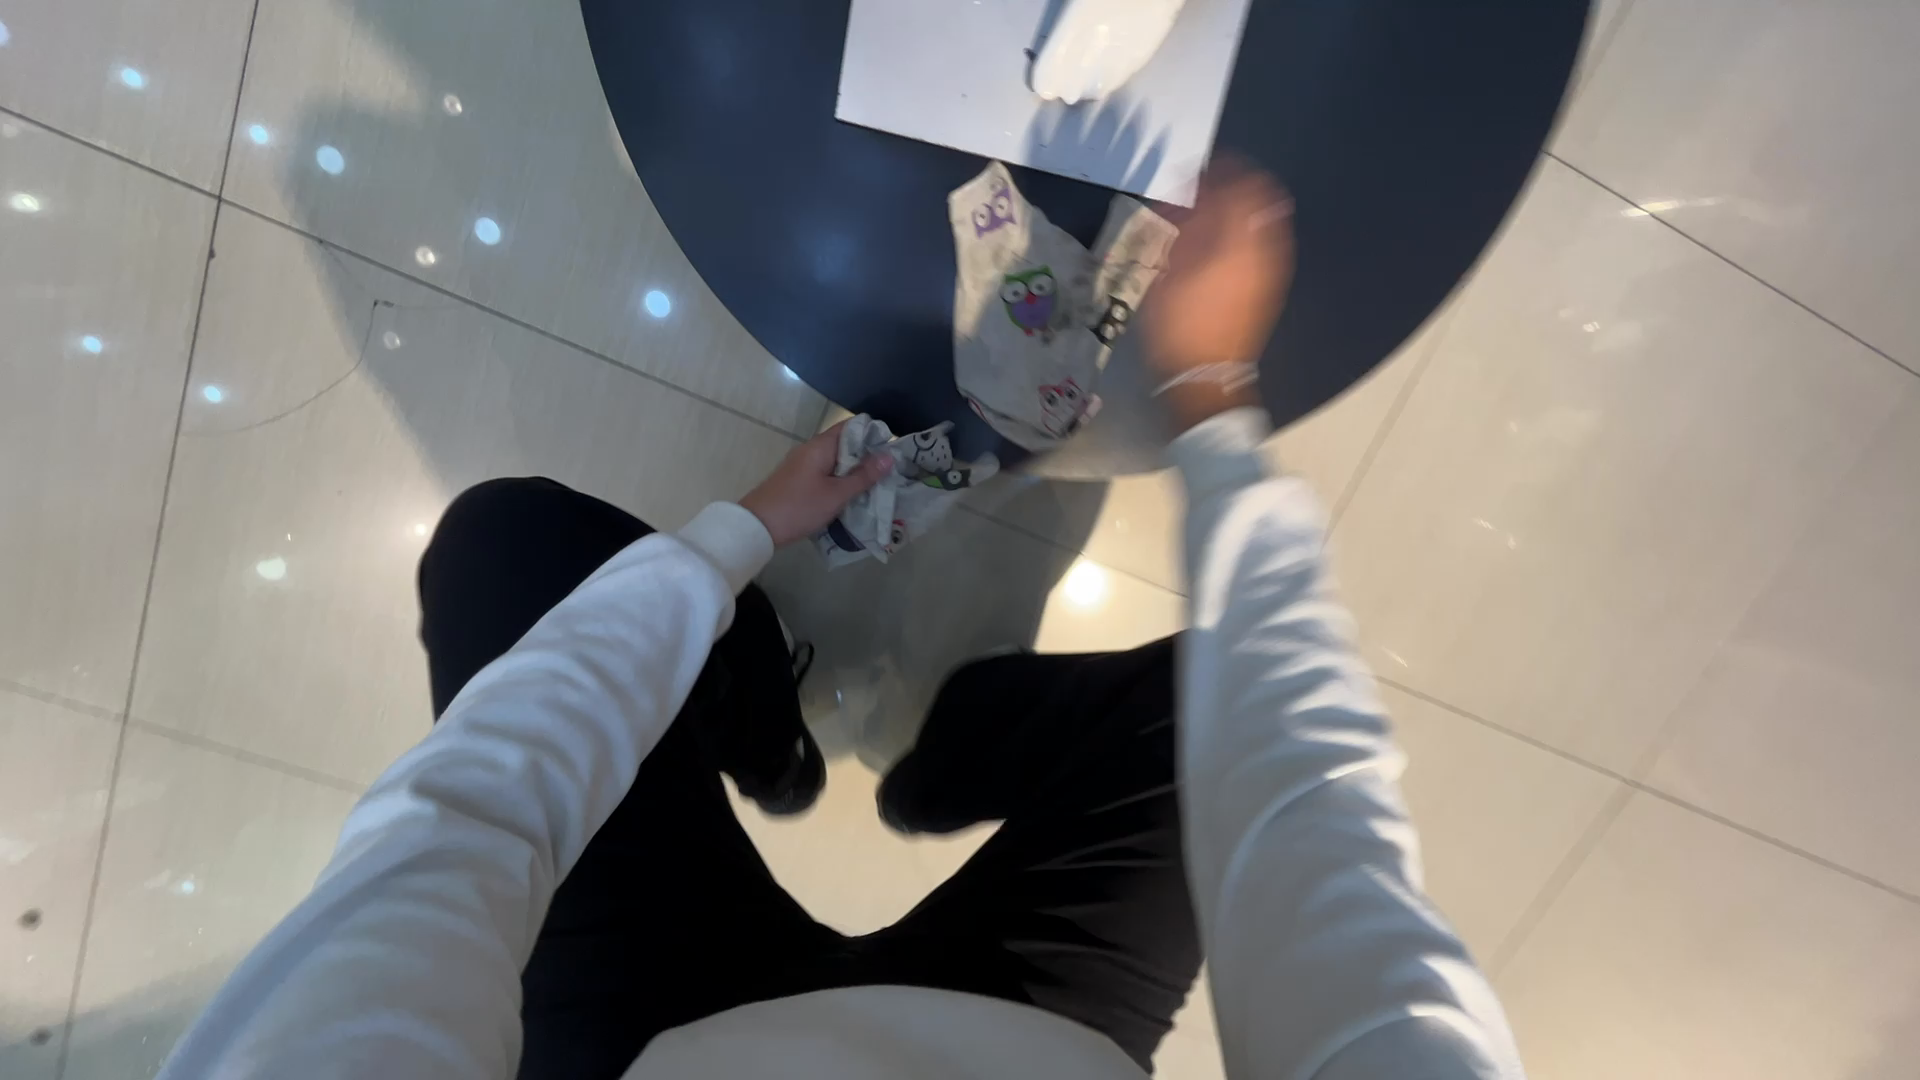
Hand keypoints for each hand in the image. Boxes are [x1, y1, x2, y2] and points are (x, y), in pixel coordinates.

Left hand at [740, 420, 894, 546]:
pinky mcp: (798, 479)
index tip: (891, 448)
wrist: (757, 527)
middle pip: (844, 443)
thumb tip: (889, 456)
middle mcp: (810, 449)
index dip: (872, 433)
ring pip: (835, 460)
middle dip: (867, 454)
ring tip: (876, 482)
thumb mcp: (837, 494)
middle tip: (889, 469)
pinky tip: (851, 493)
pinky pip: (825, 472)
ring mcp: (802, 464)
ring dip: (854, 469)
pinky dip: (840, 478)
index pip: (851, 426)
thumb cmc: (799, 507)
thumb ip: (863, 475)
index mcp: (820, 446)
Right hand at [1145, 162, 1295, 432]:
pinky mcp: (1269, 286)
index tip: (1197, 168)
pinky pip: (1264, 244)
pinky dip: (1247, 232)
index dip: (1217, 171)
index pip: (1236, 185)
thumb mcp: (1168, 276)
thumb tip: (1184, 199)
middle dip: (1234, 185)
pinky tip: (1224, 243)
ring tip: (1214, 213)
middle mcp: (1263, 248)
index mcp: (1236, 240)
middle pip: (1258, 197)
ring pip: (1264, 220)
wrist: (1205, 378)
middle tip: (1208, 186)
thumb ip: (1183, 231)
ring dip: (1242, 209)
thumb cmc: (1178, 329)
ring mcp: (1271, 268)